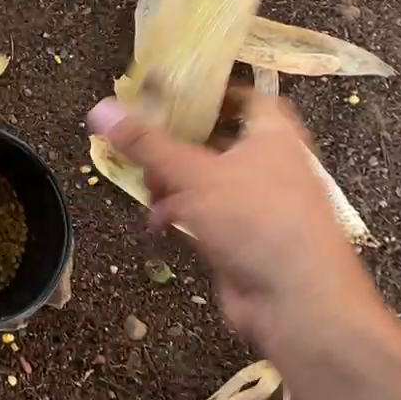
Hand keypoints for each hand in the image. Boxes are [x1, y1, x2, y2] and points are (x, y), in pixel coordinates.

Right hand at [87, 91, 376, 351]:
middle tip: (141, 142)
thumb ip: (145, 142)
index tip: (172, 94)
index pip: (248, 99)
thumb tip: (100, 109)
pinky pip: (205, 213)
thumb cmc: (257, 223)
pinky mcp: (243, 237)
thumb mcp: (193, 174)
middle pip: (216, 139)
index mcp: (272, 138)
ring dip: (171, 183)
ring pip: (205, 178)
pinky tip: (159, 223)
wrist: (300, 306)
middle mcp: (269, 166)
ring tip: (147, 188)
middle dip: (175, 143)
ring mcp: (257, 204)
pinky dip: (181, 214)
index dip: (213, 92)